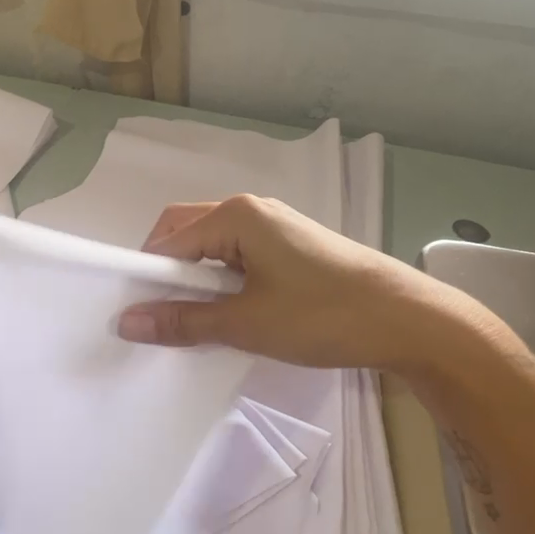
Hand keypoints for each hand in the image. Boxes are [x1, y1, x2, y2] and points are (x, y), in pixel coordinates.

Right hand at [116, 195, 499, 373]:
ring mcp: (276, 228)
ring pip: (215, 247)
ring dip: (198, 279)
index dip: (147, 275)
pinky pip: (240, 257)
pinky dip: (225, 282)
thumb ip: (182, 321)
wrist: (408, 320)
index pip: (168, 239)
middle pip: (187, 233)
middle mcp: (252, 210)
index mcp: (235, 215)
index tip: (135, 314)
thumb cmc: (322, 315)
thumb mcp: (245, 323)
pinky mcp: (293, 248)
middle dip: (169, 273)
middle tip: (163, 316)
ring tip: (197, 321)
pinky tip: (232, 315)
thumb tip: (126, 322)